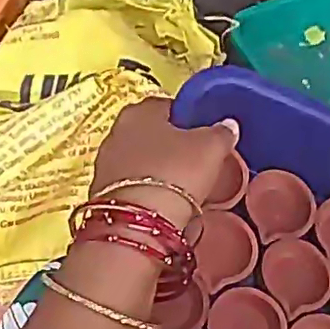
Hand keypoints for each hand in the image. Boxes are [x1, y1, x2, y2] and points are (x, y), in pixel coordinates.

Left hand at [92, 97, 238, 228]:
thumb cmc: (175, 174)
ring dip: (155, 171)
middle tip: (193, 162)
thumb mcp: (211, 149)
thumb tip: (227, 126)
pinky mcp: (102, 195)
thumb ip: (221, 133)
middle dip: (169, 146)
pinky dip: (144, 193)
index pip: (167, 106)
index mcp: (141, 111)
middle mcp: (116, 133)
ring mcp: (106, 165)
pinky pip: (130, 187)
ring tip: (179, 189)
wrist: (140, 222)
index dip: (187, 119)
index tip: (202, 134)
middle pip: (149, 134)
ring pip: (138, 162)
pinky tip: (161, 206)